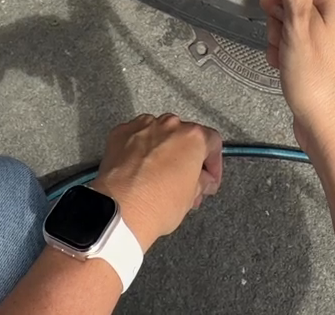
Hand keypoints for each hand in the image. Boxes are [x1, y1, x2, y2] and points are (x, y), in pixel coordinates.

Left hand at [88, 114, 223, 244]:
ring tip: (158, 177)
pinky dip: (139, 149)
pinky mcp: (120, 132)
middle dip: (186, 157)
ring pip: (159, 134)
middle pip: (184, 136)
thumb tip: (201, 179)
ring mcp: (142, 125)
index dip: (214, 164)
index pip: (212, 141)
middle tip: (185, 182)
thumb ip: (201, 181)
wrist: (120, 210)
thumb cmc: (158, 204)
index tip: (209, 180)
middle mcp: (169, 124)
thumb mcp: (191, 198)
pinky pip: (136, 137)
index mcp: (192, 137)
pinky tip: (138, 170)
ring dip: (162, 150)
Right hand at [260, 0, 334, 159]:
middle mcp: (333, 7)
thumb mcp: (299, 22)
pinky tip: (286, 62)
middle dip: (275, 0)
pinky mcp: (317, 50)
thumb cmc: (323, 82)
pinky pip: (289, 35)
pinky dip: (281, 46)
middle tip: (280, 21)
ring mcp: (325, 30)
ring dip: (276, 27)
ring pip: (287, 10)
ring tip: (285, 48)